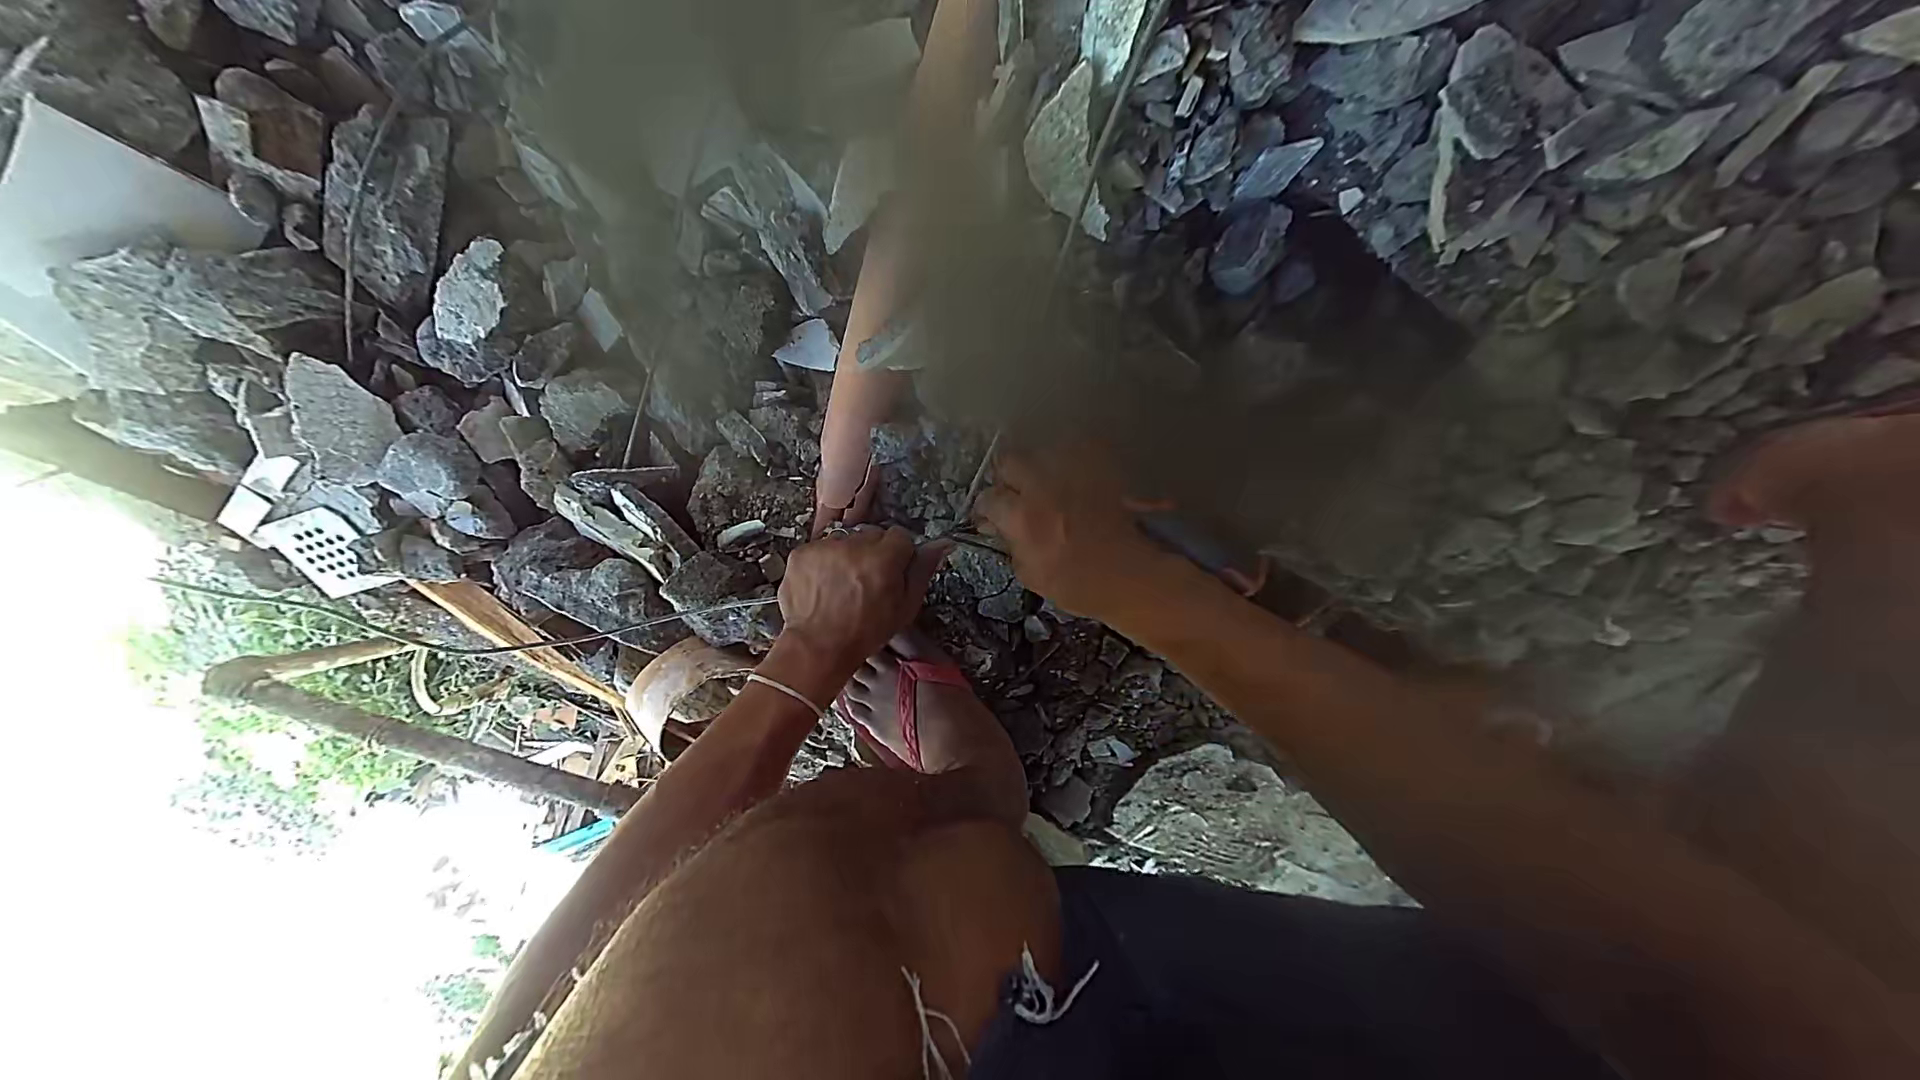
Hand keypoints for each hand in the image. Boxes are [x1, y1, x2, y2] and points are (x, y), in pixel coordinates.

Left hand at [775, 525, 950, 673]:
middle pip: (872, 535)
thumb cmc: (862, 633)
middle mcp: (853, 547)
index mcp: (883, 559)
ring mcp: (825, 549)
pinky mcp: (802, 553)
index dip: (898, 556)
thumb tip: (942, 545)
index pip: (900, 536)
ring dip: (847, 556)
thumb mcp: (905, 607)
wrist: (817, 648)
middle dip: (872, 554)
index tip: (891, 572)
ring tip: (843, 586)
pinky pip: (821, 548)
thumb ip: (922, 570)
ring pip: (846, 540)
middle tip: (867, 582)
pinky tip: (825, 586)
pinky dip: (823, 563)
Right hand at [973, 445, 1183, 620]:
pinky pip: (1075, 451)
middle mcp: (1045, 487)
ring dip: (1037, 469)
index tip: (989, 516)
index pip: (988, 498)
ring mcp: (1074, 474)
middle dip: (1007, 478)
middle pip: (1010, 461)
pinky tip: (1070, 482)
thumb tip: (997, 527)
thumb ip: (1009, 544)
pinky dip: (1068, 463)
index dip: (985, 508)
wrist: (1131, 576)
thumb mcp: (1031, 574)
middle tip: (1013, 496)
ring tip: (1044, 489)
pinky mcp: (1099, 470)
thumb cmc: (1080, 585)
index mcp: (1024, 517)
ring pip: (1041, 453)